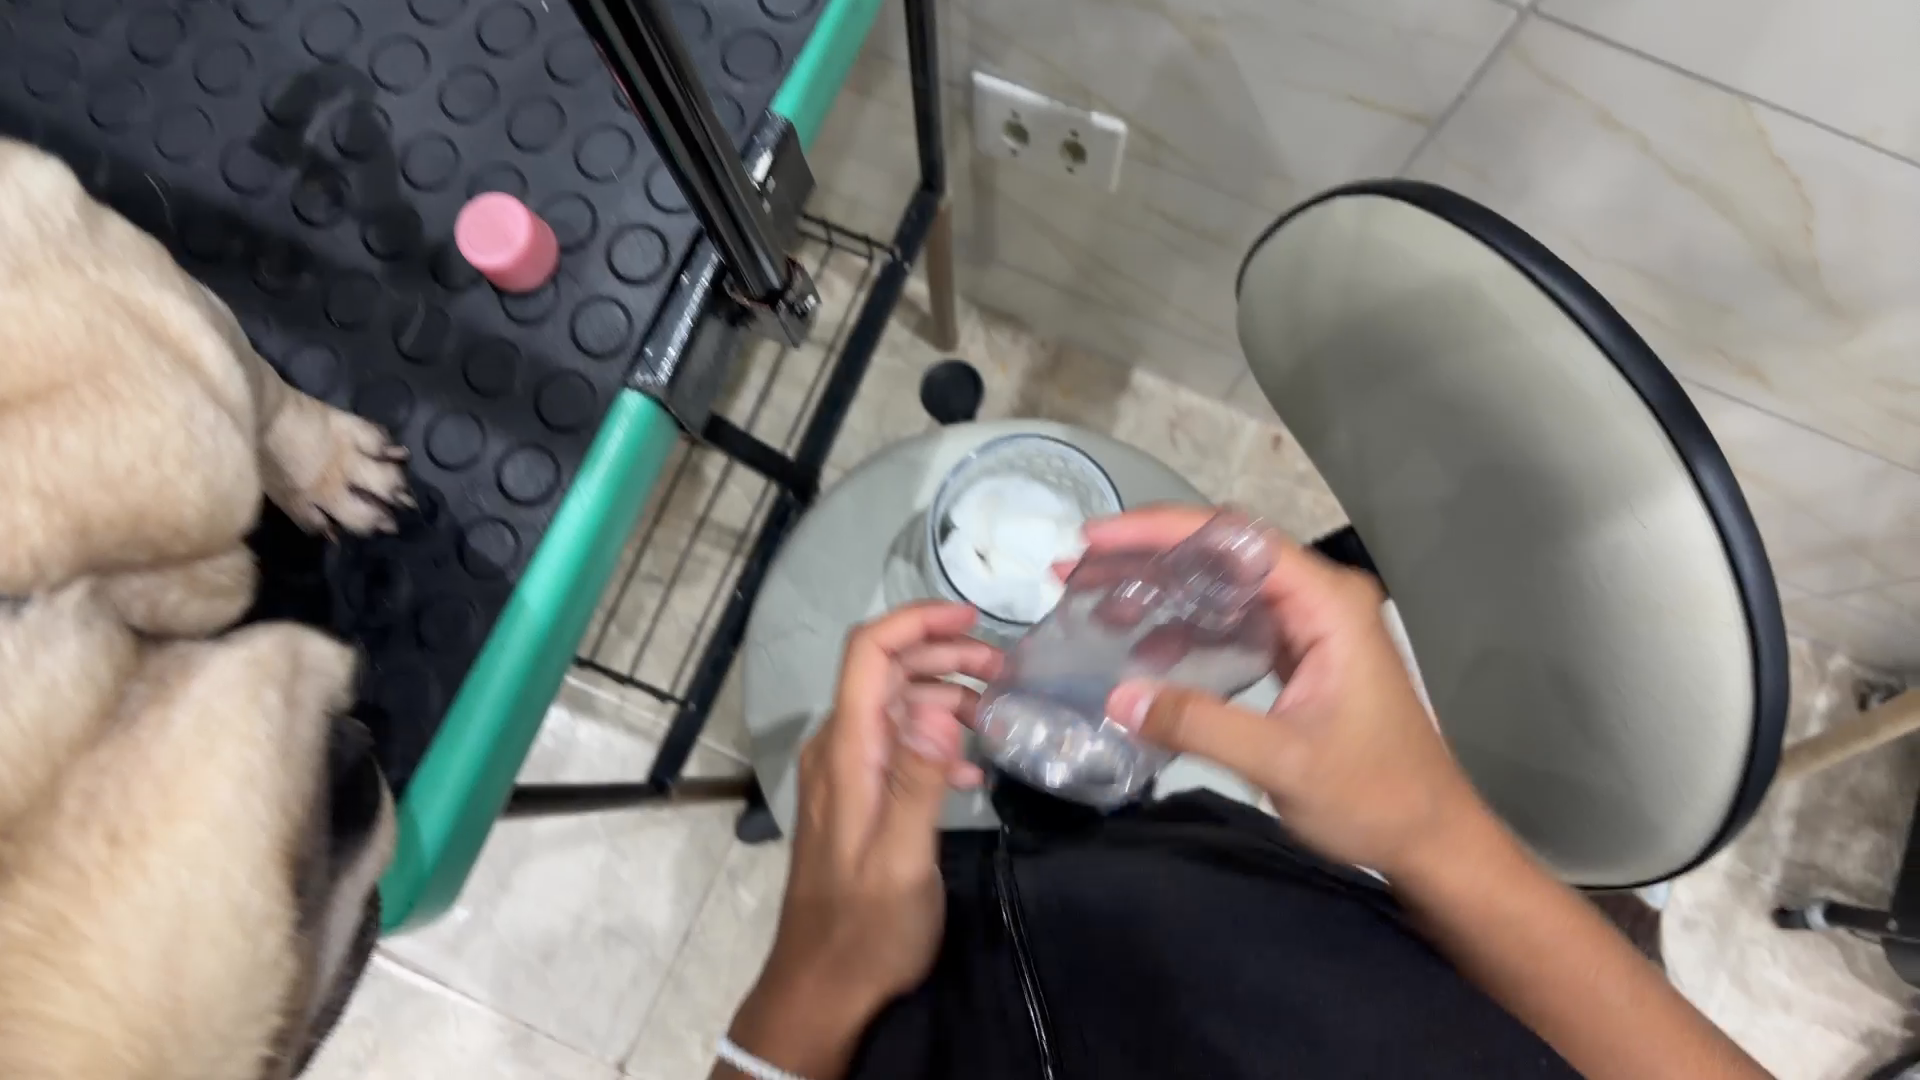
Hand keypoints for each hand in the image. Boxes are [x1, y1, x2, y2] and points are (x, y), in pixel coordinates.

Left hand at [725, 602, 998, 1078]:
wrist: (822, 984)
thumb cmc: (864, 926)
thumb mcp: (900, 860)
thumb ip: (916, 781)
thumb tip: (935, 706)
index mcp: (847, 748)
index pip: (869, 652)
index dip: (916, 621)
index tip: (972, 619)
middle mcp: (841, 744)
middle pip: (888, 668)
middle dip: (946, 655)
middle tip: (1004, 671)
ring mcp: (848, 767)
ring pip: (897, 701)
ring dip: (947, 694)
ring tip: (998, 714)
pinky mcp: (861, 789)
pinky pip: (899, 740)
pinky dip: (936, 736)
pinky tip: (970, 766)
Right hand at [1091, 505, 1489, 879]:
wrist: (1430, 841)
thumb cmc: (1376, 796)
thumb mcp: (1284, 762)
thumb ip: (1199, 725)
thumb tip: (1116, 698)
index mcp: (1326, 602)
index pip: (1234, 538)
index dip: (1160, 530)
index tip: (1098, 539)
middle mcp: (1315, 598)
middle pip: (1220, 551)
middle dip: (1147, 554)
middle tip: (1080, 567)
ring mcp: (1304, 624)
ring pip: (1218, 584)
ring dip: (1158, 589)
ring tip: (1094, 602)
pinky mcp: (1292, 652)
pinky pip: (1224, 620)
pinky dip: (1178, 627)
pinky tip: (1140, 648)